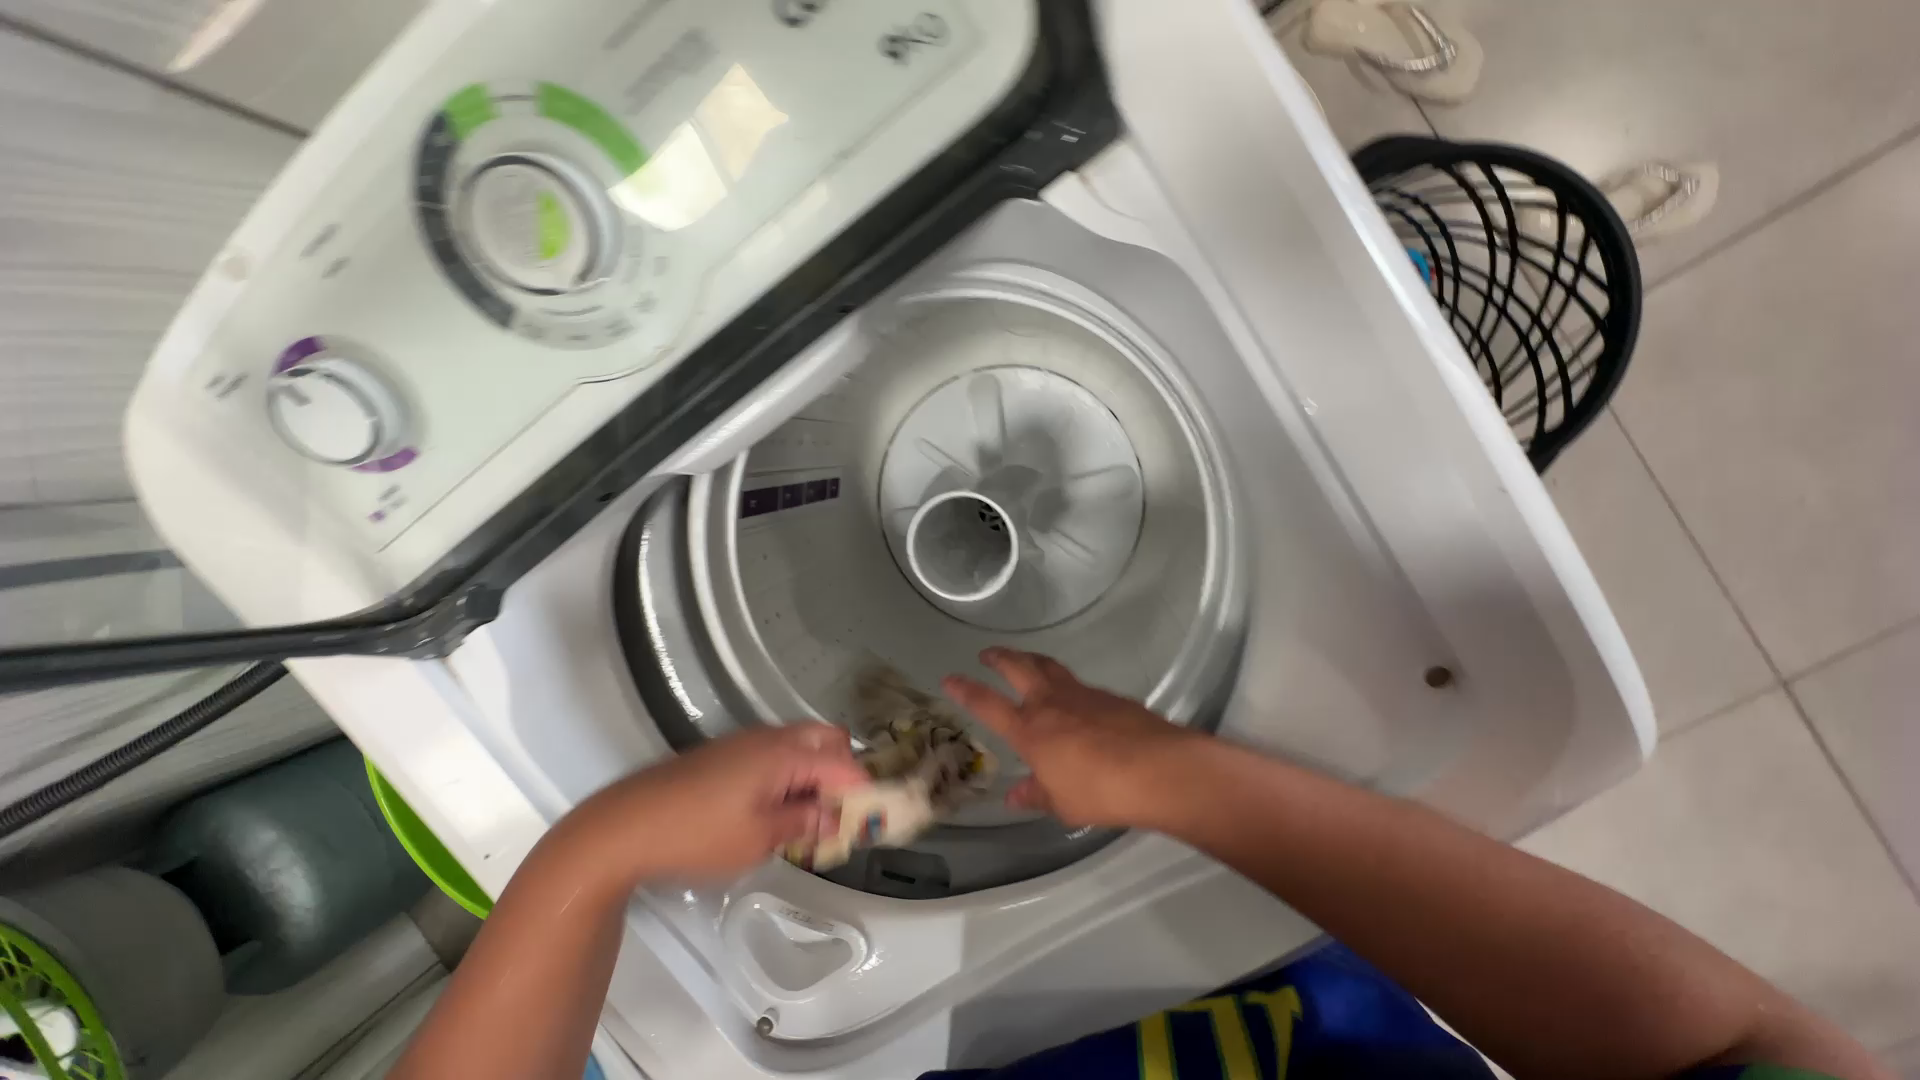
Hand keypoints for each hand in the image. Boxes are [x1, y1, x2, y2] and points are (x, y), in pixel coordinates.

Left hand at [570, 724, 869, 884]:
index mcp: (783, 754)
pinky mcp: (724, 755)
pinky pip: (774, 753)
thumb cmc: (696, 835)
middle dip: (842, 772)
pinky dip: (789, 774)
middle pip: (826, 740)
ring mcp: (743, 742)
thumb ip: (803, 824)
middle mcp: (768, 737)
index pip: (843, 764)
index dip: (862, 792)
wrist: (623, 827)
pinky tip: (776, 809)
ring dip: (814, 773)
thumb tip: (834, 818)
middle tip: (839, 814)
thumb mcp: (758, 840)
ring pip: (799, 745)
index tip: (869, 821)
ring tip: (808, 818)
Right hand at [942, 648, 1199, 828]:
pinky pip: (1080, 684)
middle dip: (1000, 657)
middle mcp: (1051, 703)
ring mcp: (1083, 695)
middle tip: (988, 653)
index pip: (987, 704)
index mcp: (1030, 730)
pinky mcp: (1111, 697)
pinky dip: (1067, 683)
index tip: (950, 677)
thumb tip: (1016, 795)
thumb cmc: (1100, 791)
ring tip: (1026, 661)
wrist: (1158, 769)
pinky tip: (1074, 697)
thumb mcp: (1062, 804)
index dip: (965, 690)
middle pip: (1018, 667)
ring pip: (1050, 667)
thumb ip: (1037, 795)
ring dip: (1032, 660)